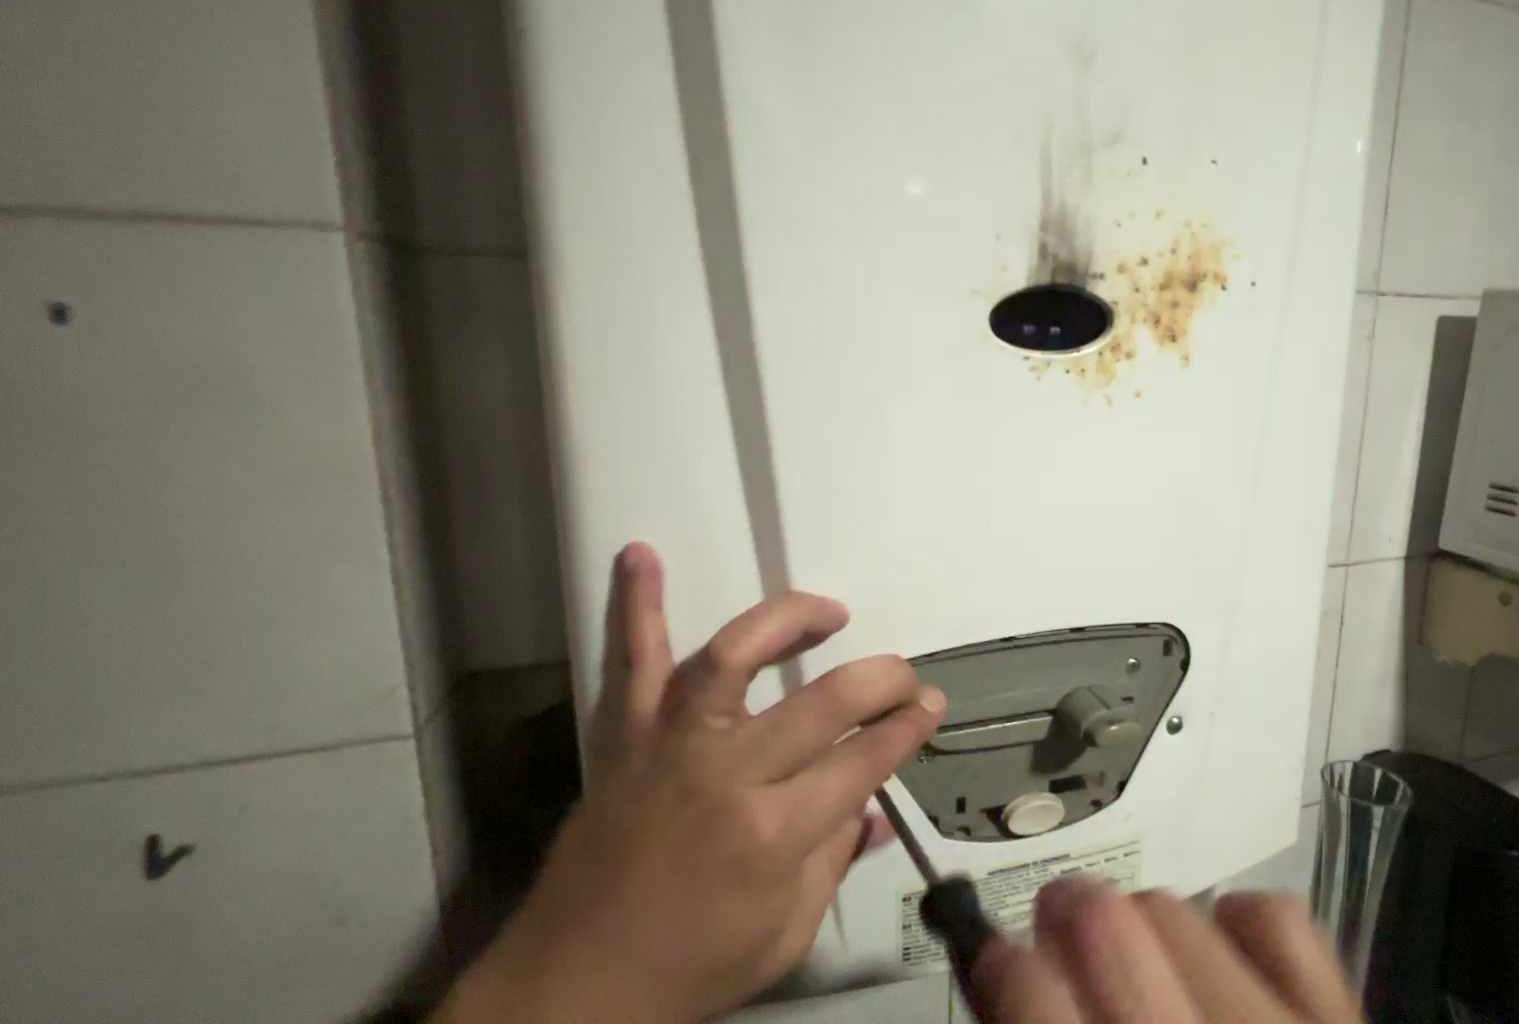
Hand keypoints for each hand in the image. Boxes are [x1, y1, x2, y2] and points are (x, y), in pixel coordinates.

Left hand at [436, 543, 946, 1023]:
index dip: (905, 729)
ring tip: (826, 610)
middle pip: (820, 702)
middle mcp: (727, 775)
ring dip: (786, 621)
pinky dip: (637, 605)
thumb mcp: (783, 936)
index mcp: (773, 834)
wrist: (572, 987)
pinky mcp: (626, 737)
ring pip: (732, 657)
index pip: (862, 761)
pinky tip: (641, 554)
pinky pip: (633, 662)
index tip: (929, 706)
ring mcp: (672, 745)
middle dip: (878, 678)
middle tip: (903, 672)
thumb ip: (833, 862)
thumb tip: (877, 809)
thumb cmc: (687, 970)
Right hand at [971, 878, 1362, 1023]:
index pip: (1025, 985)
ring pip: (1174, 911)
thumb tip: (1003, 973)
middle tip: (1060, 937)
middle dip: (1065, 915)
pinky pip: (1276, 921)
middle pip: (1102, 922)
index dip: (999, 965)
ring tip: (1146, 968)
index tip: (1000, 963)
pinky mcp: (1342, 1022)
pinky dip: (1238, 926)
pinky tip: (1221, 968)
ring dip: (1145, 928)